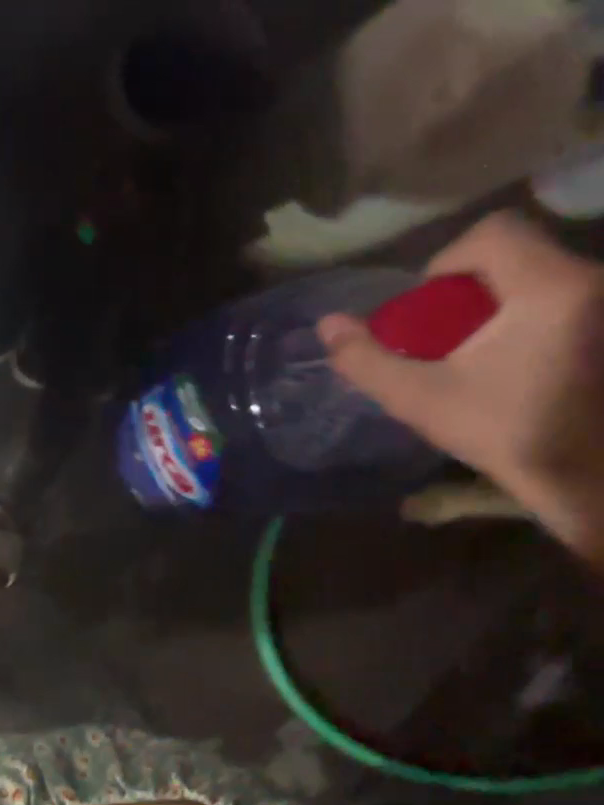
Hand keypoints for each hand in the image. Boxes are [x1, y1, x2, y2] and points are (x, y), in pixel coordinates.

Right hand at [318, 212, 603, 560]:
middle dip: (468, 291)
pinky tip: (516, 364)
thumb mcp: (418, 397)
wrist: (591, 470)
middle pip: (515, 255)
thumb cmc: (505, 430)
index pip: (493, 233)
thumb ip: (366, 358)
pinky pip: (563, 299)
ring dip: (497, 307)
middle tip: (447, 339)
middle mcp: (593, 281)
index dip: (448, 261)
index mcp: (550, 287)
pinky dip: (527, 321)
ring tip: (480, 356)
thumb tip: (327, 324)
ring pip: (538, 278)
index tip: (429, 308)